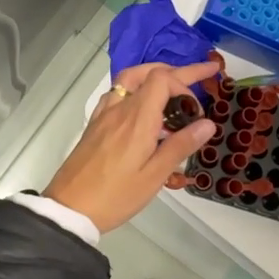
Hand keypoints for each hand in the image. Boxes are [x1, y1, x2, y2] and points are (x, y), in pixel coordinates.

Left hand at [43, 62, 219, 233]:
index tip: (197, 111)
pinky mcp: (96, 124)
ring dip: (154, 74)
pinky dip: (135, 88)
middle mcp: (120, 108)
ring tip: (174, 83)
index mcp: (137, 118)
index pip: (162, 79)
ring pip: (129, 79)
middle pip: (149, 73)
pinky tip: (143, 105)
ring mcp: (104, 114)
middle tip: (205, 72)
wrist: (70, 208)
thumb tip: (207, 123)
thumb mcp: (154, 176)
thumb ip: (180, 146)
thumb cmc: (116, 195)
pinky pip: (116, 93)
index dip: (185, 84)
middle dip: (179, 71)